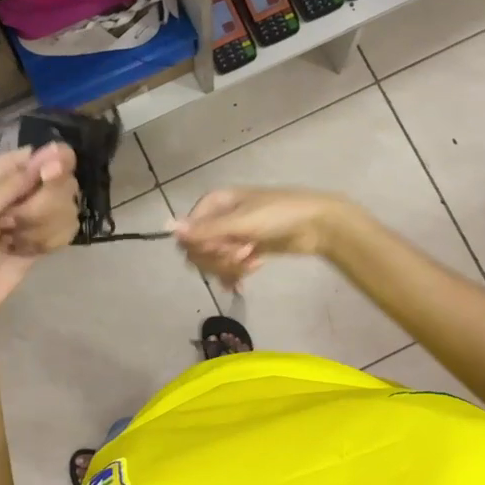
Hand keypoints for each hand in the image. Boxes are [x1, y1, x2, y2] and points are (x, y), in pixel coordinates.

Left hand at [0, 144, 78, 321]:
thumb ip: (11, 185)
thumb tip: (51, 154)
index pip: (38, 155)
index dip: (51, 164)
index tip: (49, 179)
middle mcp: (20, 190)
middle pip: (59, 180)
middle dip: (43, 205)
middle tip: (14, 223)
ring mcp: (35, 216)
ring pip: (66, 206)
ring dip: (44, 227)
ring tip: (15, 241)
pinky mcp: (45, 239)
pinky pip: (67, 229)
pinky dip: (51, 241)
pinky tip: (29, 252)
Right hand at [172, 187, 353, 289]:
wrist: (317, 225)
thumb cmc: (279, 215)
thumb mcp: (241, 222)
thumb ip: (205, 230)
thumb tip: (167, 227)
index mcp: (214, 203)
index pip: (189, 234)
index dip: (204, 247)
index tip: (226, 248)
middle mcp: (219, 218)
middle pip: (198, 251)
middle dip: (219, 260)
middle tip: (243, 255)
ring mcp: (233, 236)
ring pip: (214, 263)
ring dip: (231, 268)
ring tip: (254, 263)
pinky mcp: (246, 251)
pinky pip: (228, 269)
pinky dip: (236, 276)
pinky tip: (247, 280)